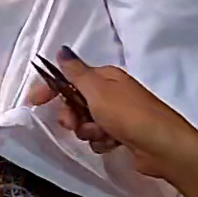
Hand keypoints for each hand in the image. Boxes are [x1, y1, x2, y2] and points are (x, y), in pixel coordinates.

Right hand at [28, 48, 197, 178]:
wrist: (163, 146)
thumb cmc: (129, 115)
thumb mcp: (98, 91)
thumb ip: (76, 73)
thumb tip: (62, 50)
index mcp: (105, 77)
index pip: (70, 78)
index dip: (51, 88)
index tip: (34, 102)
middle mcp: (110, 93)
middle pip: (75, 102)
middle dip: (71, 115)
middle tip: (75, 124)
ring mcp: (116, 114)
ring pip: (85, 122)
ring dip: (87, 131)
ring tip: (101, 134)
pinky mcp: (121, 134)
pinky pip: (98, 137)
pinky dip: (101, 141)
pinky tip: (112, 143)